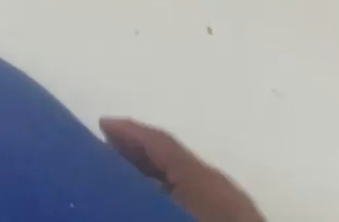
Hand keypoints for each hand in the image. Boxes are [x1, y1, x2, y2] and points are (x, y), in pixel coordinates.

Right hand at [100, 117, 265, 221]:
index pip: (161, 142)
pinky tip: (162, 208)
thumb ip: (137, 198)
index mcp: (203, 178)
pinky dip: (175, 197)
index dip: (129, 131)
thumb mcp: (158, 209)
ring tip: (126, 183)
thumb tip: (103, 198)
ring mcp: (238, 212)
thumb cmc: (206, 220)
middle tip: (106, 152)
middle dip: (140, 153)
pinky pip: (202, 202)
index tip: (100, 126)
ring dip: (157, 178)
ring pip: (190, 183)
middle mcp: (222, 189)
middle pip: (175, 160)